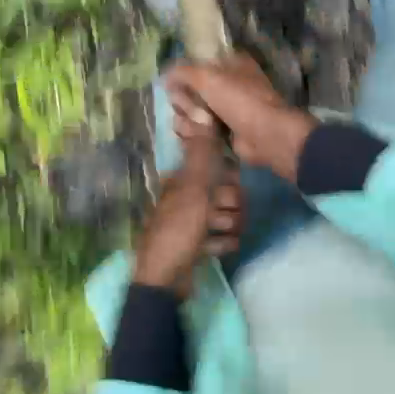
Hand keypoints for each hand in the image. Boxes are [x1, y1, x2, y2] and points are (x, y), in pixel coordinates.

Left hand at [132, 129, 242, 297]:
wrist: (164, 280)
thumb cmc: (179, 230)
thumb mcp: (194, 189)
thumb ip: (203, 153)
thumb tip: (204, 112)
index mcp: (184, 179)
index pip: (220, 169)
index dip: (230, 181)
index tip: (229, 191)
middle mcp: (189, 195)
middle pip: (227, 194)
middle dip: (231, 208)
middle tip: (219, 218)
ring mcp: (193, 221)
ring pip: (227, 216)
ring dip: (227, 228)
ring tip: (215, 236)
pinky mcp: (198, 244)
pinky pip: (222, 238)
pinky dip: (220, 245)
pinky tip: (213, 251)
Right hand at [165, 55, 317, 184]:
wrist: (265, 136)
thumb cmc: (239, 100)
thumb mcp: (207, 77)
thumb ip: (182, 71)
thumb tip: (165, 76)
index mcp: (228, 63)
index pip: (194, 64)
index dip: (183, 75)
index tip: (176, 84)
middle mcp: (225, 83)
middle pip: (187, 89)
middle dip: (185, 101)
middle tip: (194, 107)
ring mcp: (222, 108)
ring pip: (188, 110)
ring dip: (189, 118)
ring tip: (203, 124)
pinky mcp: (220, 130)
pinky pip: (195, 128)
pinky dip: (195, 132)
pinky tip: (202, 134)